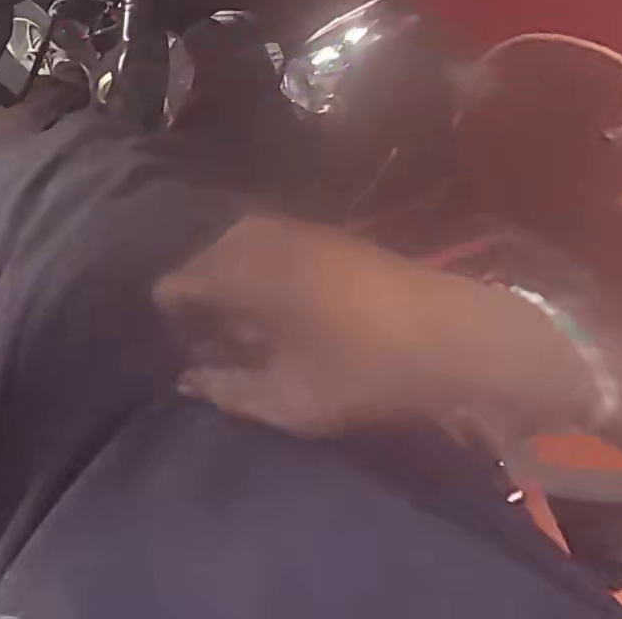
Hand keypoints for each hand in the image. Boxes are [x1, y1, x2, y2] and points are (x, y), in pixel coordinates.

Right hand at [154, 216, 599, 438]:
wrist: (451, 329)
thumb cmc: (361, 365)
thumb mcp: (288, 397)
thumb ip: (224, 389)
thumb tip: (185, 380)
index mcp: (231, 269)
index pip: (170, 288)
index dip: (176, 327)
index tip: (199, 356)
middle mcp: (244, 234)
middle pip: (196, 270)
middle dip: (204, 309)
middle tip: (234, 350)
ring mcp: (277, 224)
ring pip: (226, 257)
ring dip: (231, 293)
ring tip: (263, 332)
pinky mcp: (306, 226)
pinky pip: (256, 249)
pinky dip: (256, 276)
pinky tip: (289, 307)